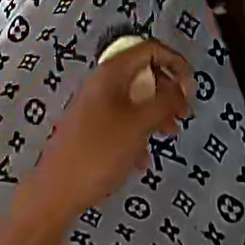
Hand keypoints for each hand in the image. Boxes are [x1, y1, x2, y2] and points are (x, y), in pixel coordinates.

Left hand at [24, 40, 190, 215]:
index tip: (190, 87)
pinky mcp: (90, 129)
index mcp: (112, 72)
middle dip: (168, 90)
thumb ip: (166, 101)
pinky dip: (139, 131)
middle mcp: (102, 83)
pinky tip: (143, 158)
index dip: (176, 62)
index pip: (151, 49)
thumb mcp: (140, 124)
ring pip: (135, 98)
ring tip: (169, 134)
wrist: (53, 195)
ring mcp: (94, 106)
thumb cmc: (99, 152)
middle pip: (145, 73)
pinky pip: (123, 120)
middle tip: (183, 112)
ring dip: (157, 112)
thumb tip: (182, 87)